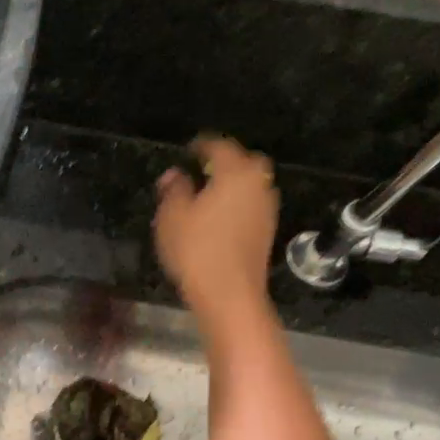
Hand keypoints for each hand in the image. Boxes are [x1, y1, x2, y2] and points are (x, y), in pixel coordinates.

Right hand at [154, 137, 280, 319]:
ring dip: (234, 182)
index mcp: (235, 172)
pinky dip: (238, 201)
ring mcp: (266, 209)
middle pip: (246, 161)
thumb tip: (176, 174)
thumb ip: (174, 189)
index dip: (202, 145)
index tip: (188, 149)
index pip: (220, 146)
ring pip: (252, 183)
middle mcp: (257, 184)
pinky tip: (219, 215)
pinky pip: (252, 203)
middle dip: (226, 161)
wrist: (230, 295)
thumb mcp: (172, 216)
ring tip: (208, 192)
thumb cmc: (197, 249)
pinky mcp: (266, 231)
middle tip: (202, 168)